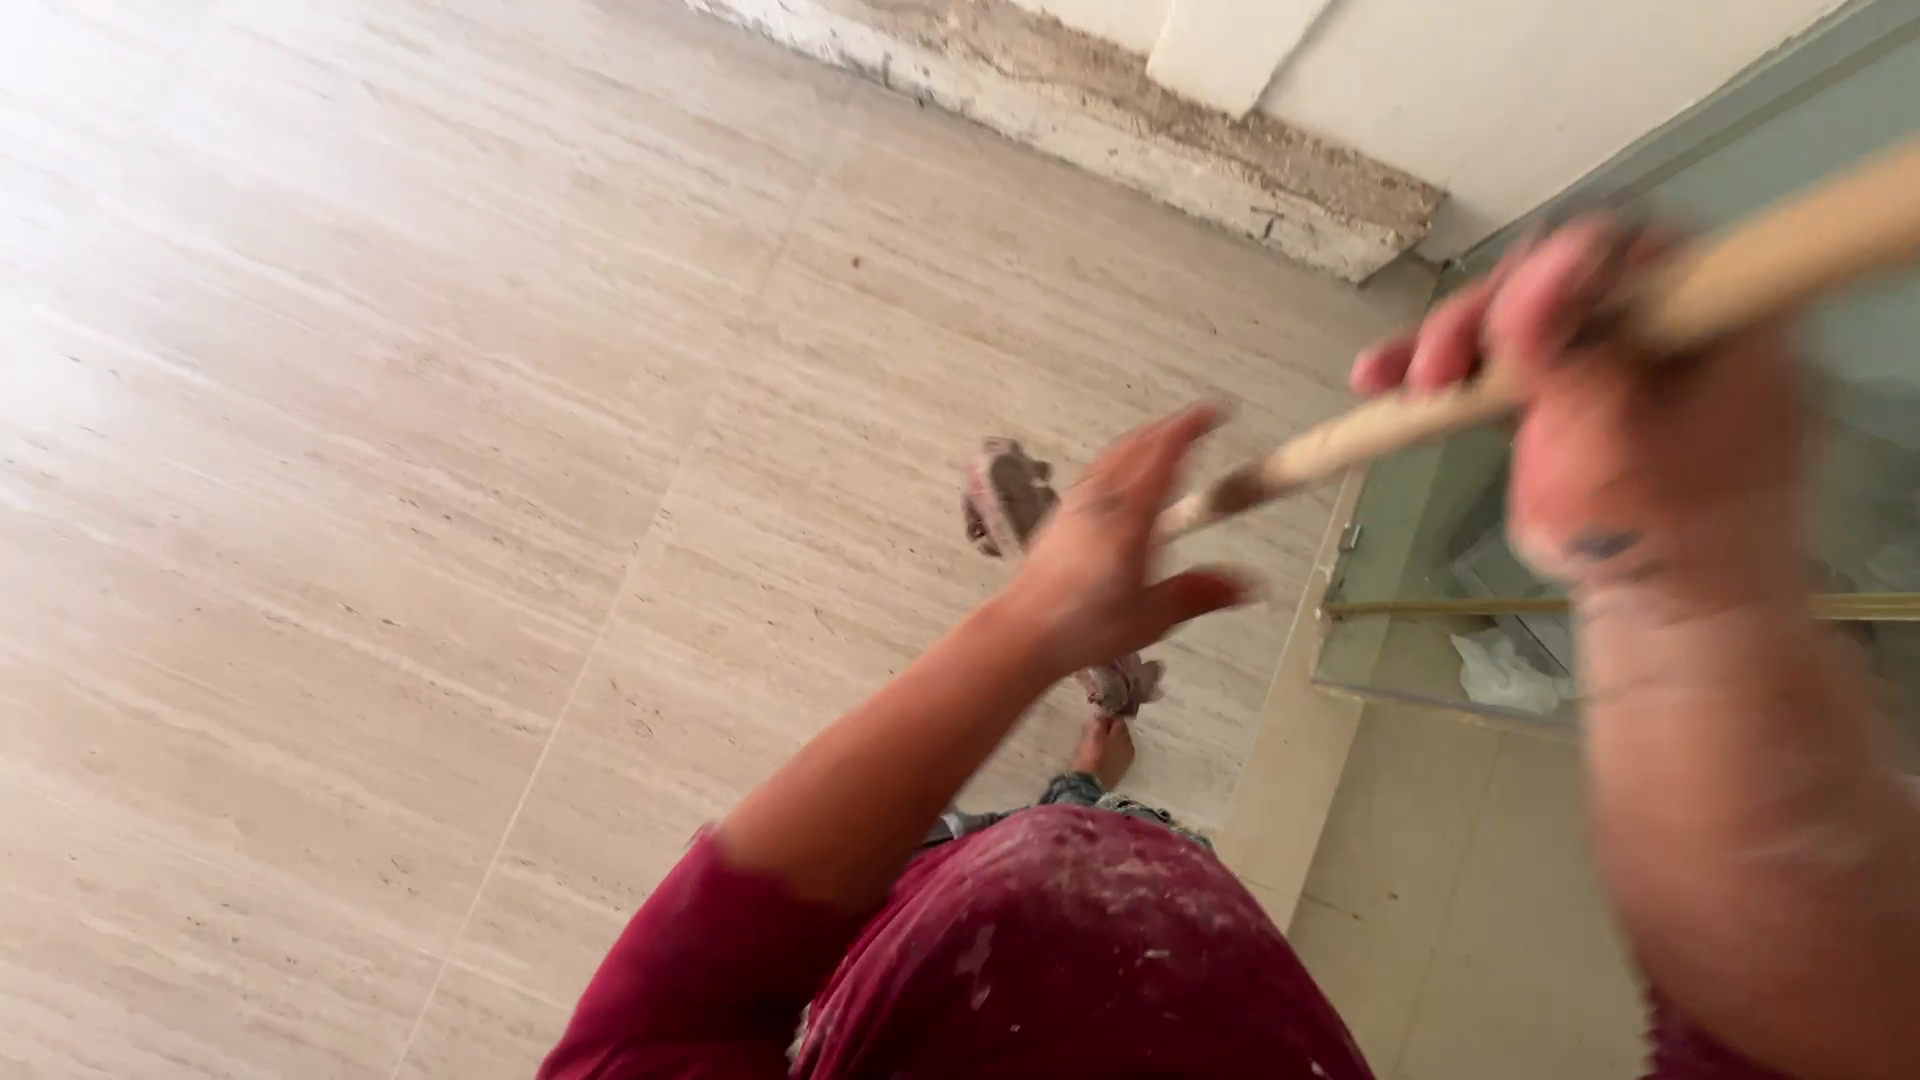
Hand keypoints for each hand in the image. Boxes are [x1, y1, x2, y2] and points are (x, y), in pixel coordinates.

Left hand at [1001, 403, 1253, 678]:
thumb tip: (1246, 585)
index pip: (1164, 454)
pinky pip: (1094, 471)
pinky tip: (1118, 474)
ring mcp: (1076, 504)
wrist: (1023, 629)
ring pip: (1112, 455)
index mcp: (1130, 517)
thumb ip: (1197, 594)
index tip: (1213, 413)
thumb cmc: (1084, 626)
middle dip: (1168, 428)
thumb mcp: (1151, 617)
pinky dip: (1117, 458)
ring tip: (1161, 441)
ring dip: (1141, 440)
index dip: (1190, 427)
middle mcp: (1101, 501)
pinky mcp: (1060, 516)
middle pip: (1137, 446)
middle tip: (1195, 424)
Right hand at [1352, 215, 1811, 612]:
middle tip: (1430, 374)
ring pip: (1506, 318)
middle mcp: (1656, 317)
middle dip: (1472, 321)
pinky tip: (1381, 381)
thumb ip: (1578, 352)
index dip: (1544, 271)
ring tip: (1377, 379)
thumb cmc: (1653, 529)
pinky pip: (1492, 358)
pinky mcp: (1558, 383)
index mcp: (1711, 313)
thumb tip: (1549, 258)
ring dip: (1436, 345)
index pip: (1623, 247)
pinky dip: (1436, 369)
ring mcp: (1601, 351)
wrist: (1655, 593)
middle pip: (1547, 280)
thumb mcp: (1613, 439)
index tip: (1492, 327)